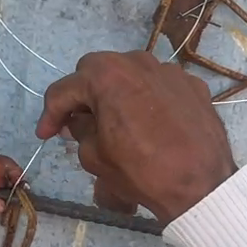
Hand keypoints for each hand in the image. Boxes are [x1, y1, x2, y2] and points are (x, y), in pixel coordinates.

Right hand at [36, 50, 235, 222]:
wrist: (201, 185)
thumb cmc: (140, 170)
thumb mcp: (93, 155)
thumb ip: (79, 130)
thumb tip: (80, 120)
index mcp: (106, 75)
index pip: (64, 90)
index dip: (50, 115)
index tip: (46, 135)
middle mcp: (137, 61)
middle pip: (96, 71)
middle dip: (83, 95)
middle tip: (78, 124)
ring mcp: (169, 70)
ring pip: (129, 74)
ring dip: (115, 94)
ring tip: (115, 122)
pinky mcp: (192, 85)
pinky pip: (158, 86)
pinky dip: (146, 100)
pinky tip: (148, 125)